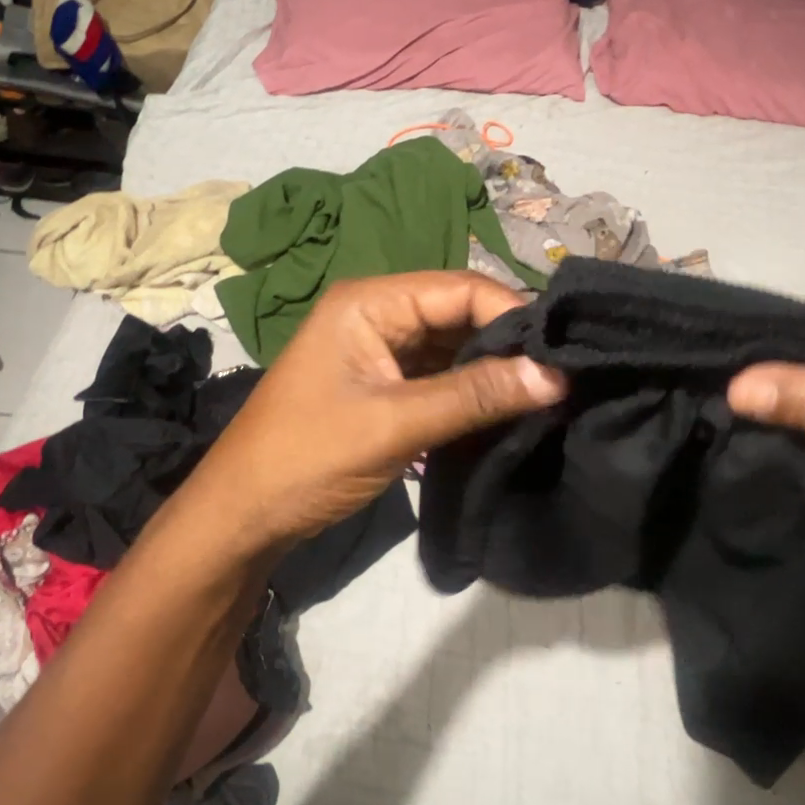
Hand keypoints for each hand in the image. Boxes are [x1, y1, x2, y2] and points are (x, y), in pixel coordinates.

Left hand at [188, 271, 566, 542]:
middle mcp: (378, 314)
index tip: (561, 355)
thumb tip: (556, 377)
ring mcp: (381, 350)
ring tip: (545, 394)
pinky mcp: (385, 385)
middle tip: (560, 377)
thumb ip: (475, 396)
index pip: (461, 288)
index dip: (512, 315)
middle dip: (508, 343)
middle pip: (460, 313)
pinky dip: (472, 390)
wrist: (243, 516)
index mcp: (370, 302)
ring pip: (454, 345)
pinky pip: (441, 375)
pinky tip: (507, 409)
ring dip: (494, 369)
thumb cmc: (308, 458)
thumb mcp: (396, 424)